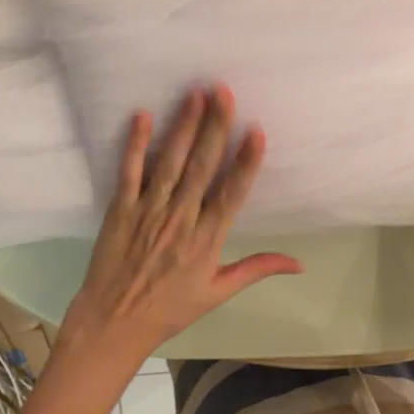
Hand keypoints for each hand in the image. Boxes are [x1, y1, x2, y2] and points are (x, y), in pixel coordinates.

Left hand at [56, 85, 301, 369]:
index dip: (245, 162)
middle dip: (215, 127)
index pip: (231, 194)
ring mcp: (148, 211)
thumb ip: (256, 269)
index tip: (257, 130)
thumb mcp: (217, 292)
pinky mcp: (121, 208)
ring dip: (183, 126)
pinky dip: (136, 144)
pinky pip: (129, 171)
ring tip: (195, 94)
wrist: (114, 321)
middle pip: (201, 167)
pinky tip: (144, 116)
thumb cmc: (169, 308)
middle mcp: (180, 219)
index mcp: (207, 240)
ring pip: (170, 162)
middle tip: (224, 91)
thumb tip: (299, 263)